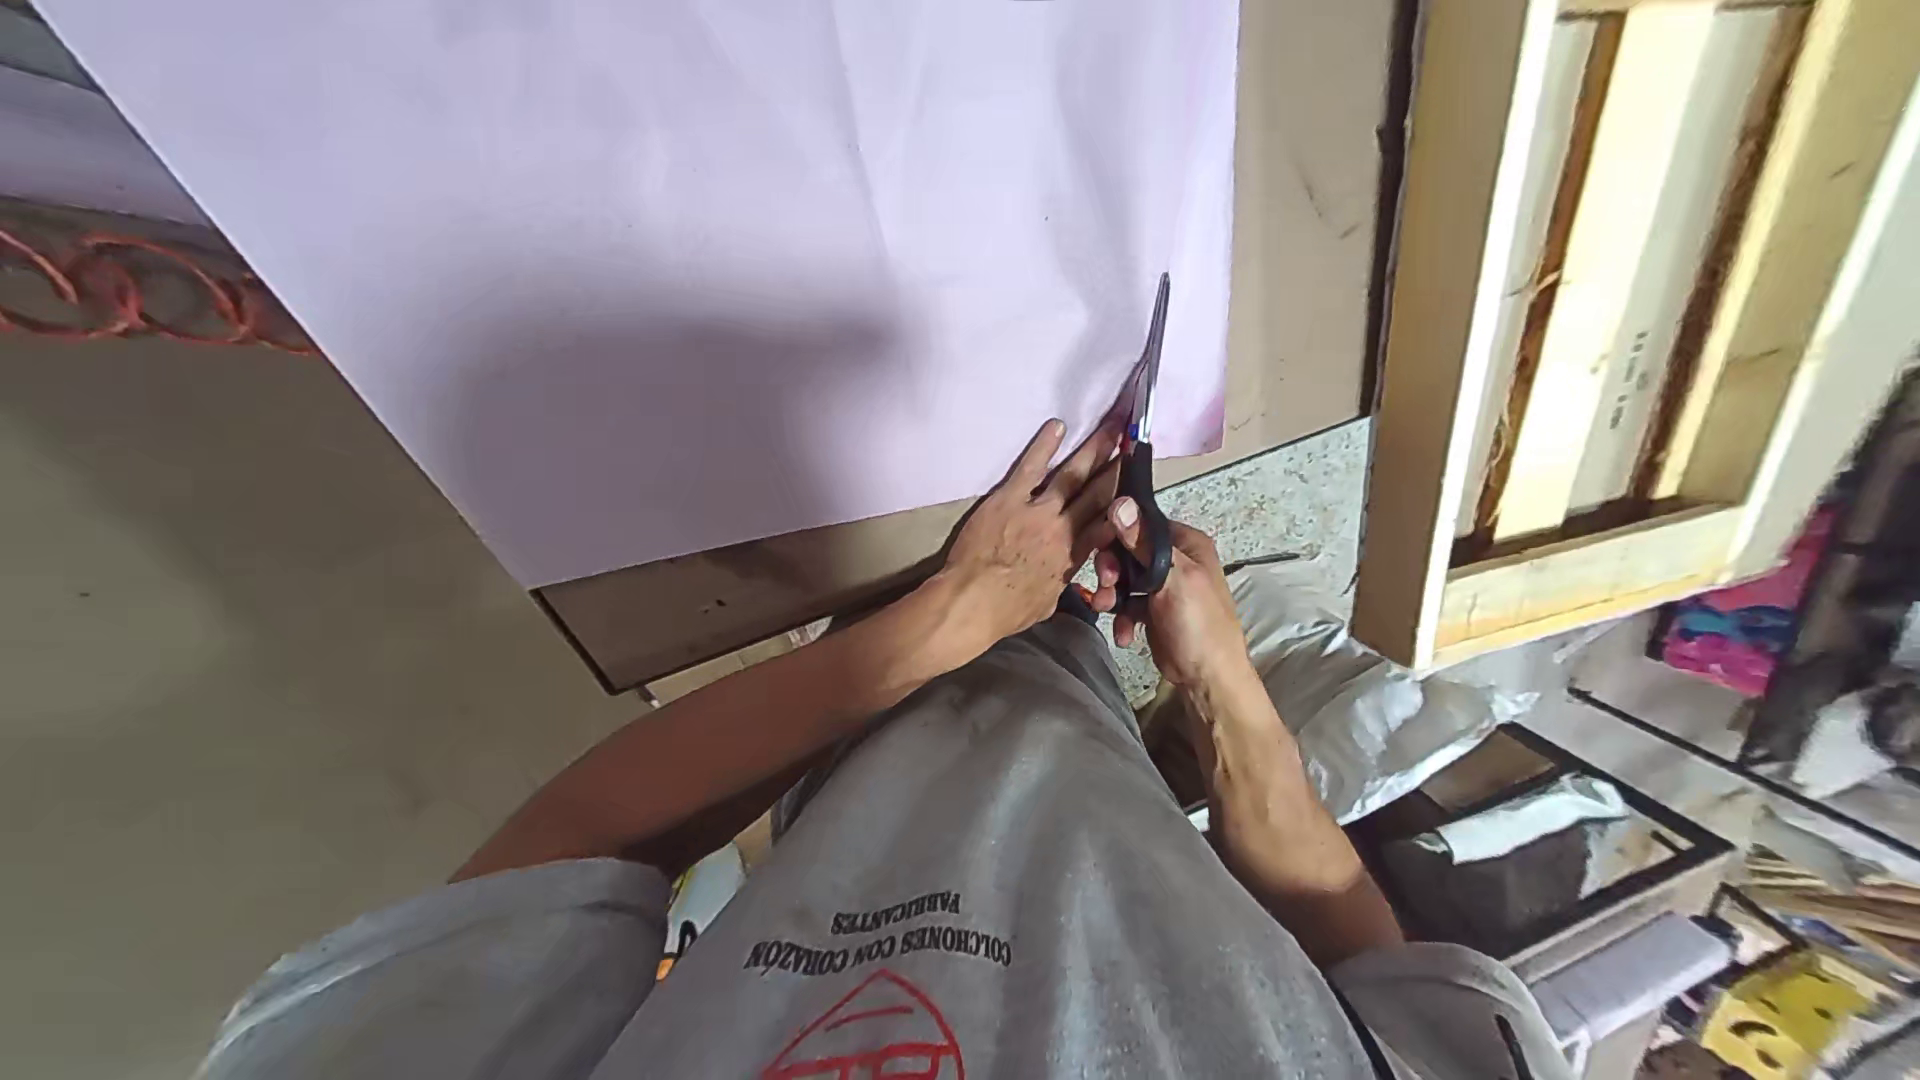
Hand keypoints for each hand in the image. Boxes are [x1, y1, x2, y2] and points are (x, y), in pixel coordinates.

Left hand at [935, 417, 1121, 648]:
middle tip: (1132, 440)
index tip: (1135, 481)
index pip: (1106, 522)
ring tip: (1111, 426)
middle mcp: (1063, 528)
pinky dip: (1044, 445)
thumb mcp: (1048, 602)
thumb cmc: (1007, 610)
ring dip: (1093, 448)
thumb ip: (1060, 580)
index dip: (1123, 500)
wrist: (973, 601)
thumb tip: (1064, 572)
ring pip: (1071, 474)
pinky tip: (1057, 425)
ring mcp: (1036, 510)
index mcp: (1073, 555)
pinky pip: (1029, 467)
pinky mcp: (1008, 499)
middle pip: (1097, 492)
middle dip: (1117, 464)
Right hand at [1094, 503, 1251, 689]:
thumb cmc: (1197, 622)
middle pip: (1128, 551)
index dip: (1117, 534)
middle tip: (1106, 585)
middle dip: (1111, 570)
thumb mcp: (1171, 578)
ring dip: (1111, 595)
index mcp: (1186, 543)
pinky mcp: (1152, 609)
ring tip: (1108, 610)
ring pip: (1123, 578)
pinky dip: (1121, 616)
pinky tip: (1124, 632)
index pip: (1142, 523)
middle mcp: (1175, 559)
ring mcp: (1163, 585)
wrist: (1206, 677)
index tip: (1100, 549)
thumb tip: (1120, 503)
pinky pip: (1127, 603)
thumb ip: (1143, 542)